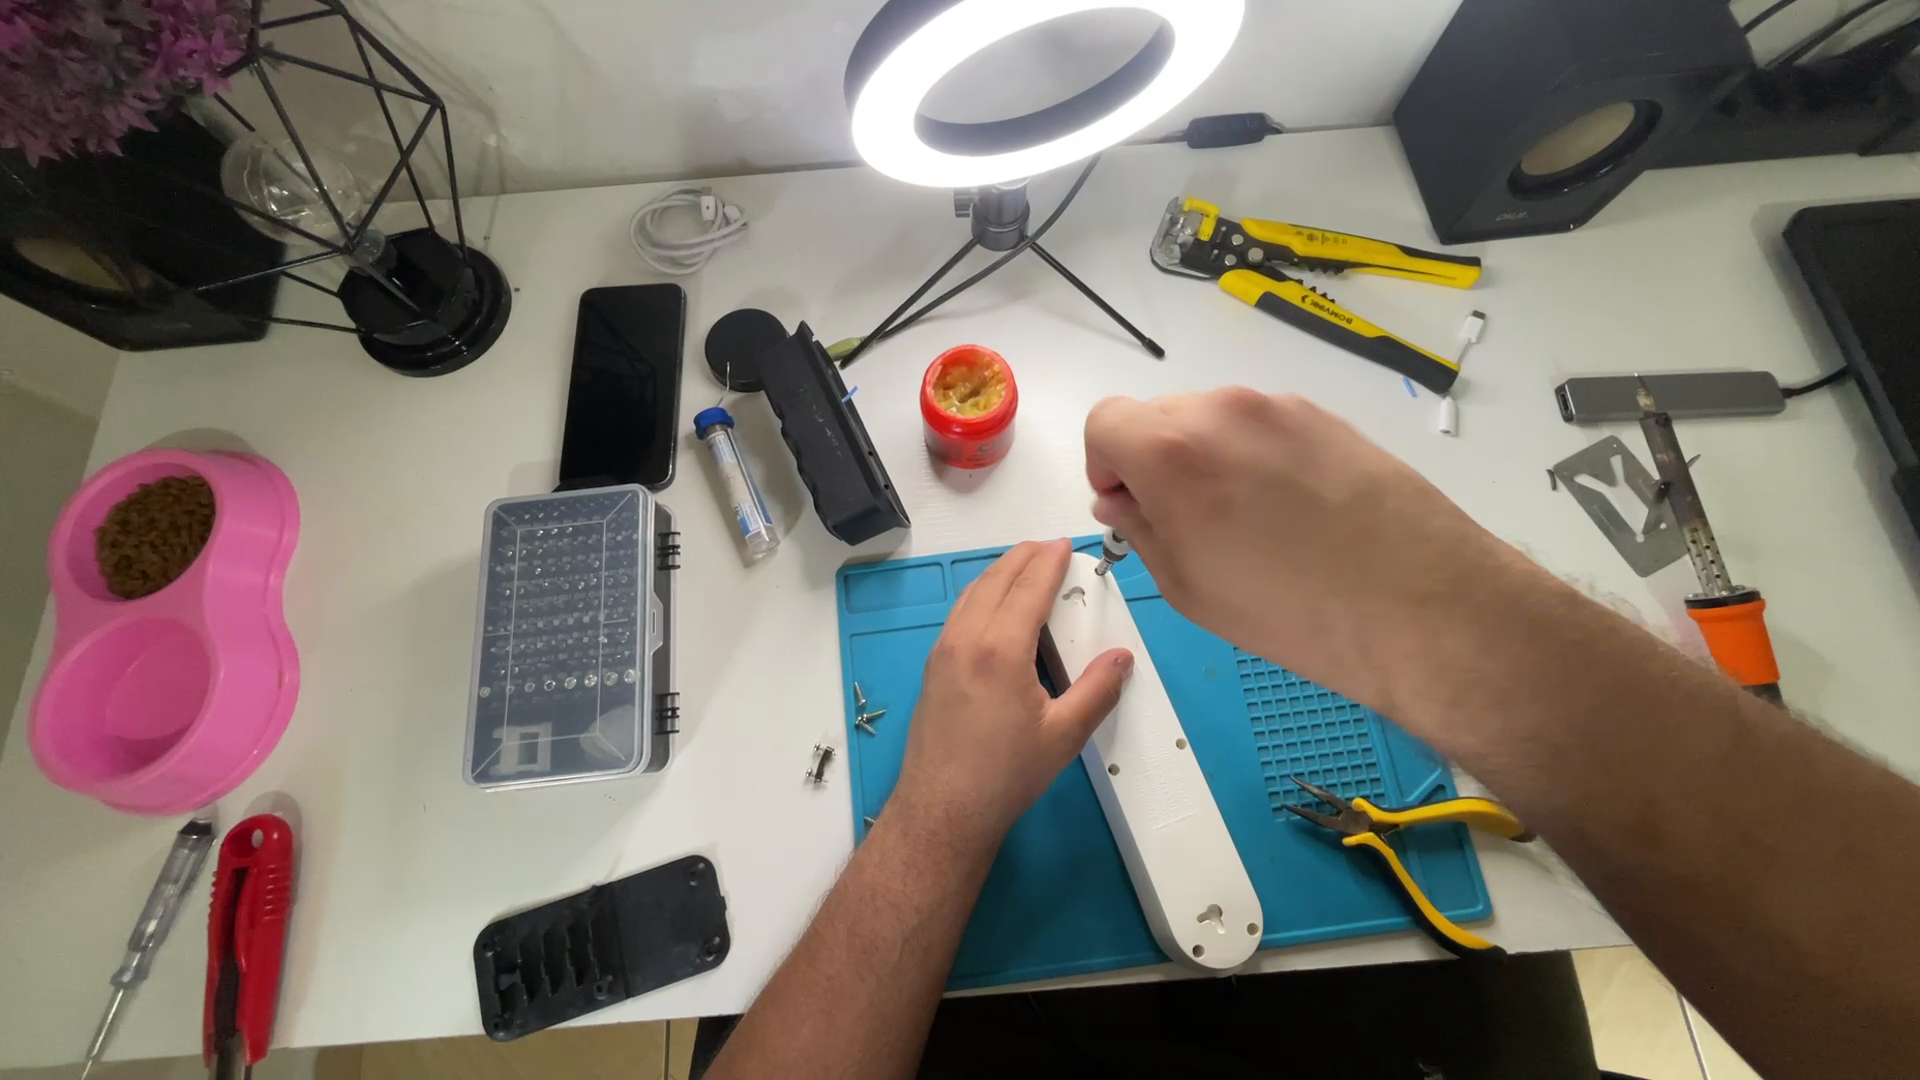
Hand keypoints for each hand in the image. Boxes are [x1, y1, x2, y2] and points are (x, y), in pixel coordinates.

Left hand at [891, 539, 1133, 850]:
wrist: (942, 808)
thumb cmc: (1007, 774)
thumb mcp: (1064, 736)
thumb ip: (1097, 691)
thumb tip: (1121, 657)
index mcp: (1000, 648)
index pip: (1029, 587)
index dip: (1050, 561)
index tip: (1066, 544)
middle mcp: (966, 638)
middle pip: (996, 579)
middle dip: (1024, 557)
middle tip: (1049, 548)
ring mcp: (943, 650)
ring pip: (972, 593)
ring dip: (1000, 572)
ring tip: (1025, 569)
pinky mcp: (932, 666)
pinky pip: (960, 612)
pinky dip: (982, 594)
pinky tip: (995, 607)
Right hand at [1084, 389, 1529, 721]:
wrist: (1418, 607)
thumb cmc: (1284, 610)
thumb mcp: (1184, 584)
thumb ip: (1138, 527)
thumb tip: (1121, 499)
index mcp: (1172, 450)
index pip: (1104, 422)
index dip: (1104, 464)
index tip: (1128, 504)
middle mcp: (1221, 410)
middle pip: (1156, 416)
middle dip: (1151, 461)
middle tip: (1184, 520)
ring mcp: (1279, 408)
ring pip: (1210, 420)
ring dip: (1204, 458)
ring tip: (1245, 520)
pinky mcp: (1326, 417)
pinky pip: (1260, 426)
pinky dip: (1252, 456)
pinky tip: (1288, 510)